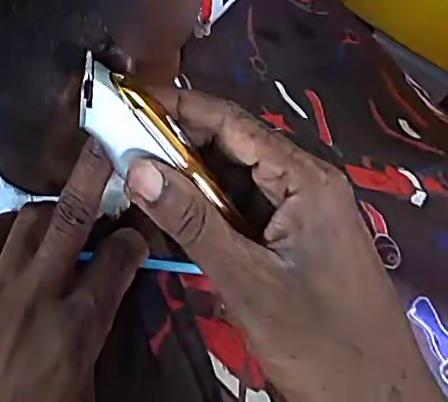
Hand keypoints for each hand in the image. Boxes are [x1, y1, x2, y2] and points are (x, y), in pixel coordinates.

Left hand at [0, 141, 147, 401]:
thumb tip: (111, 288)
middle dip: (89, 178)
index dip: (131, 241)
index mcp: (75, 330)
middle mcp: (36, 296)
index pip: (114, 265)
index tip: (137, 231)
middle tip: (102, 149)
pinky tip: (17, 228)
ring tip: (61, 210)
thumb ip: (99, 330)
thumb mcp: (86, 386)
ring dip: (49, 208)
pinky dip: (6, 225)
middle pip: (69, 220)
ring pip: (28, 220)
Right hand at [126, 88, 441, 401]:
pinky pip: (241, 204)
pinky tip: (174, 213)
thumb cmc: (324, 348)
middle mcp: (304, 181)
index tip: (129, 100)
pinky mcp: (294, 236)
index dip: (177, 105)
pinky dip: (206, 205)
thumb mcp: (249, 283)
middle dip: (176, 142)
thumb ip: (191, 220)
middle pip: (229, 143)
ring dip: (188, 176)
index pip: (230, 120)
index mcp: (304, 178)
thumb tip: (135, 167)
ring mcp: (301, 210)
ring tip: (140, 176)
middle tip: (123, 144)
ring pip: (232, 175)